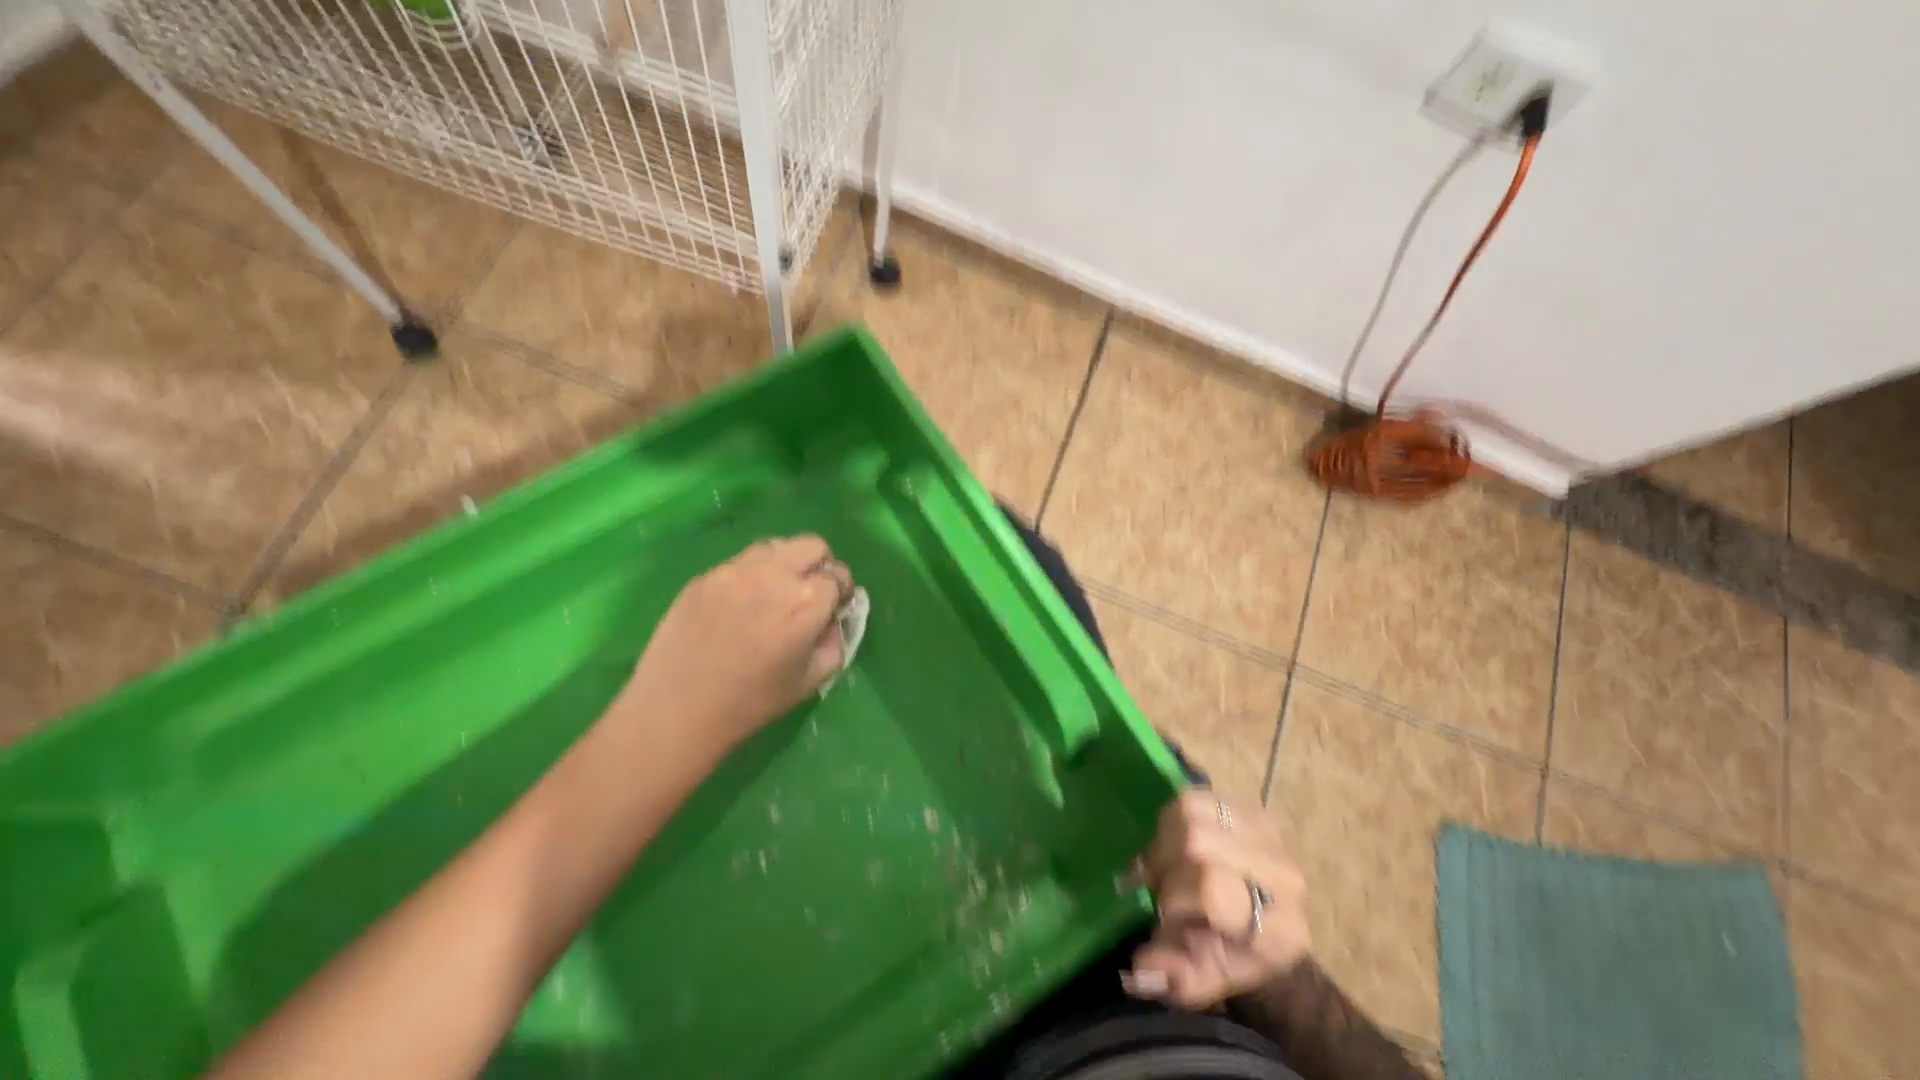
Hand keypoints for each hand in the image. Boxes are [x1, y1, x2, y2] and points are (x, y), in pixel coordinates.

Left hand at [619, 535, 852, 753]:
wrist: (678, 708)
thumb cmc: (752, 702)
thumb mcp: (811, 681)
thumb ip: (835, 643)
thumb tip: (832, 620)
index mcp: (807, 601)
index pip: (838, 577)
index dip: (839, 595)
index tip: (831, 610)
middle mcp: (775, 574)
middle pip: (812, 546)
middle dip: (818, 566)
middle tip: (808, 595)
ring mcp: (736, 570)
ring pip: (775, 547)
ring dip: (784, 564)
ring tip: (772, 596)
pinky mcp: (706, 575)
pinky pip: (739, 562)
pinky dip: (750, 576)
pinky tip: (737, 607)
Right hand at [1123, 791, 1310, 1009]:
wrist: (1269, 930)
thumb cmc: (1232, 958)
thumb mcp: (1203, 982)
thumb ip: (1173, 978)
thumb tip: (1139, 968)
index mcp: (1278, 926)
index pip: (1212, 889)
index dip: (1173, 898)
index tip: (1162, 912)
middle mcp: (1283, 875)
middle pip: (1197, 840)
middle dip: (1163, 861)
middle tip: (1155, 881)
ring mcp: (1270, 836)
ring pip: (1194, 808)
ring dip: (1166, 833)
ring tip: (1166, 858)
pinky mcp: (1254, 810)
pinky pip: (1201, 795)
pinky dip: (1178, 816)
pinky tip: (1178, 840)